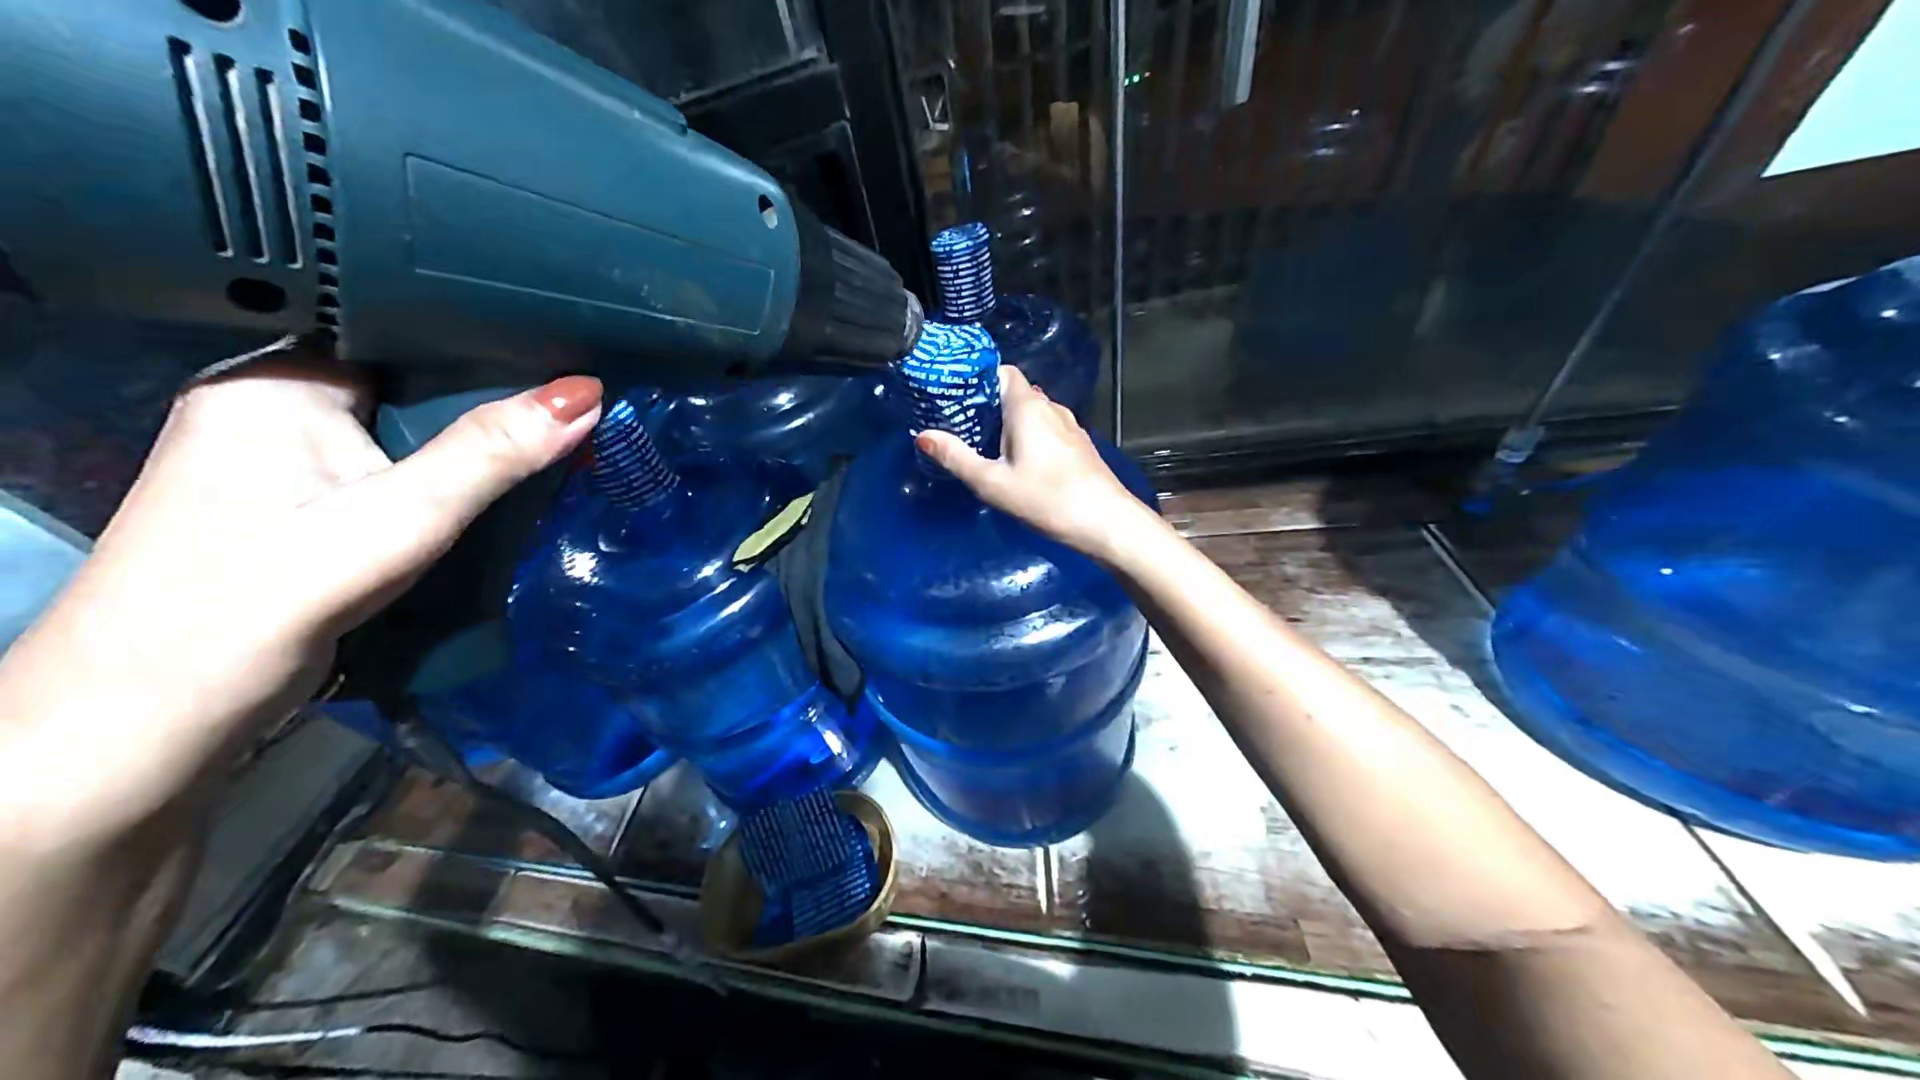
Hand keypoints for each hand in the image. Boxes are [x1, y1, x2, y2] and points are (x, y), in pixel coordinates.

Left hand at [0, 354, 600, 839]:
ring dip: (480, 447)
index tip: (568, 350)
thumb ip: (494, 453)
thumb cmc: (270, 596)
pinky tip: (507, 485)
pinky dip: (457, 480)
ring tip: (563, 437)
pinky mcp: (312, 508)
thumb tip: (587, 392)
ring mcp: (292, 462)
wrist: (163, 717)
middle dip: (494, 404)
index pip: (402, 333)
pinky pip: (405, 473)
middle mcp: (278, 409)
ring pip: (415, 435)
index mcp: (276, 382)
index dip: (487, 344)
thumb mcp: (403, 517)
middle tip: (582, 404)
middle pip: (415, 388)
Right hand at [915, 364, 1163, 564]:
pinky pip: (1048, 431)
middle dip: (989, 406)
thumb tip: (922, 435)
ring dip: (1010, 425)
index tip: (956, 398)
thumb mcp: (992, 482)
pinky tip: (1020, 463)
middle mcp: (1051, 407)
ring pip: (1033, 414)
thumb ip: (956, 457)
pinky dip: (1030, 438)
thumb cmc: (1046, 499)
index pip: (1002, 372)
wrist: (1106, 522)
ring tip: (986, 447)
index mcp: (1028, 406)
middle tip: (962, 427)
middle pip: (1015, 394)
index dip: (978, 380)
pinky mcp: (1080, 447)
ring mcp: (1070, 427)